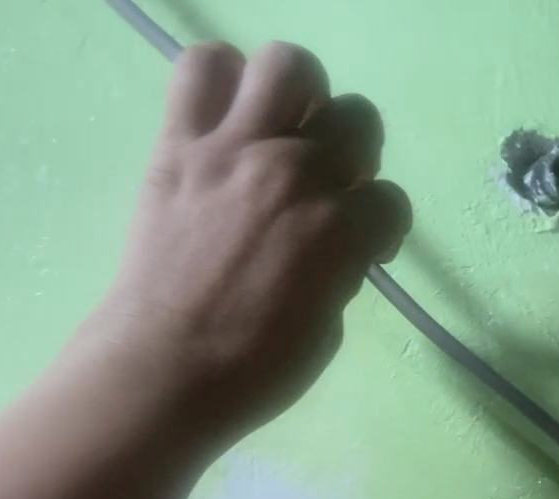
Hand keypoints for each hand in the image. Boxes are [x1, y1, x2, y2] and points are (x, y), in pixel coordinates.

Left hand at [91, 41, 411, 440]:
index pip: (391, 202)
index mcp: (341, 231)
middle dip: (356, 157)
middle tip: (330, 188)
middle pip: (358, 120)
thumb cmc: (255, 371)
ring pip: (289, 66)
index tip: (365, 250)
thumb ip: (340, 272)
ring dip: (300, 97)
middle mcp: (297, 174)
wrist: (167, 371)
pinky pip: (202, 68)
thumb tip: (335, 245)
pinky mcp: (180, 144)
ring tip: (284, 133)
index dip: (383, 228)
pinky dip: (221, 80)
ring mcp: (235, 150)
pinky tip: (227, 118)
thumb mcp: (326, 331)